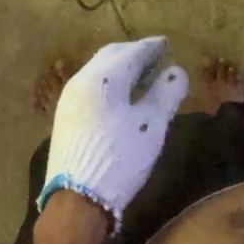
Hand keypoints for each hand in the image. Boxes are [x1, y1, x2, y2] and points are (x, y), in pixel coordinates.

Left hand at [39, 37, 188, 231]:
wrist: (76, 199)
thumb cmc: (119, 158)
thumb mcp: (151, 126)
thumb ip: (165, 94)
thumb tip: (177, 70)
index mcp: (104, 77)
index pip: (132, 52)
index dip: (151, 47)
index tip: (166, 43)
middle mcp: (82, 79)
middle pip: (111, 55)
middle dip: (133, 52)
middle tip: (154, 56)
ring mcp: (70, 97)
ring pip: (98, 69)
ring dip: (119, 66)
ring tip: (140, 74)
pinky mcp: (65, 116)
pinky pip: (90, 85)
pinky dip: (108, 81)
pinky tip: (119, 95)